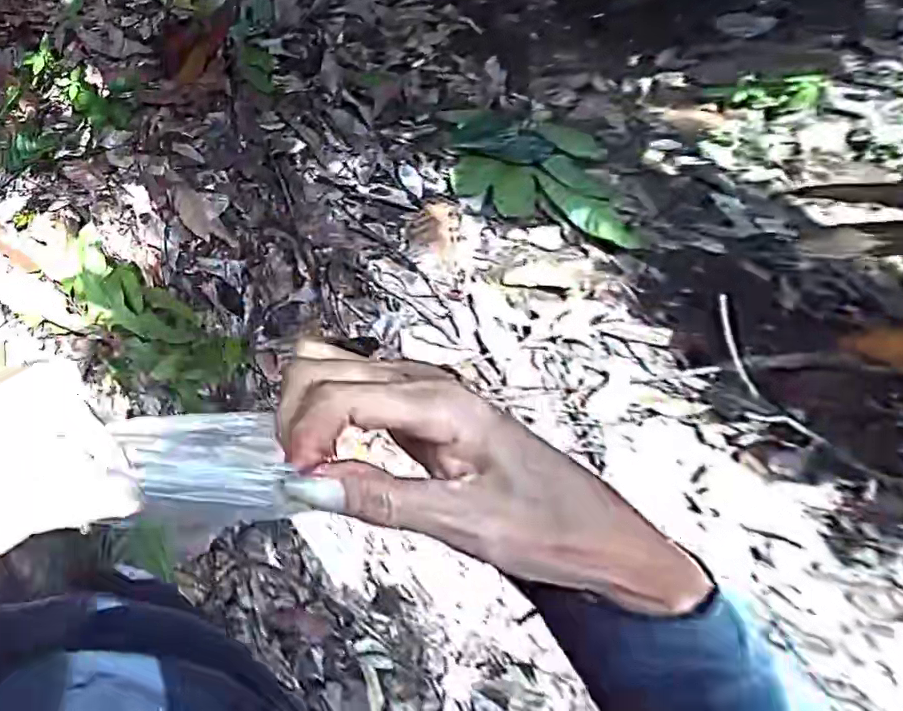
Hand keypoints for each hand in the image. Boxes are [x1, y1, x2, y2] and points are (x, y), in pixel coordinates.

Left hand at [0, 361, 138, 650]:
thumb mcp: (20, 513)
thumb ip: (79, 495)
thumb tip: (128, 494)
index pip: (60, 382)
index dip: (91, 420)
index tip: (106, 459)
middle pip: (45, 382)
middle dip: (74, 420)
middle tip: (91, 461)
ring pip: (24, 390)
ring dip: (50, 421)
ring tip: (65, 465)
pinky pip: (1, 401)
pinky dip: (25, 423)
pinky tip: (31, 461)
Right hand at [278, 340, 711, 615]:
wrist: (609, 536)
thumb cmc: (555, 528)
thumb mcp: (469, 525)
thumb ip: (382, 500)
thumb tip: (311, 485)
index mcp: (439, 401)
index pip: (340, 394)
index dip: (305, 431)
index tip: (296, 473)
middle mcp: (420, 380)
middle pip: (319, 365)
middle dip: (292, 413)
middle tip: (295, 467)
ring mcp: (412, 385)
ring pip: (324, 365)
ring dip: (300, 405)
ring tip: (305, 456)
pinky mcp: (407, 401)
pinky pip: (343, 384)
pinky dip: (318, 410)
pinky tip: (325, 446)